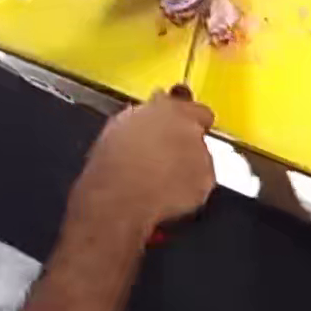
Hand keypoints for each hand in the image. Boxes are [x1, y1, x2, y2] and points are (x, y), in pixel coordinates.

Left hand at [66, 92, 216, 242]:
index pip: (200, 112)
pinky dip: (135, 153)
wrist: (121, 200)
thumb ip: (204, 156)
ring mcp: (123, 122)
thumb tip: (200, 156)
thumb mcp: (206, 178)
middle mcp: (149, 110)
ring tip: (161, 169)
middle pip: (167, 110)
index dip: (204, 125)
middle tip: (183, 149)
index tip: (205, 134)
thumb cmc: (163, 188)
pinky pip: (127, 142)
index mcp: (182, 114)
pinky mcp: (104, 139)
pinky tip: (142, 174)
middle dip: (175, 126)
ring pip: (144, 124)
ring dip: (152, 140)